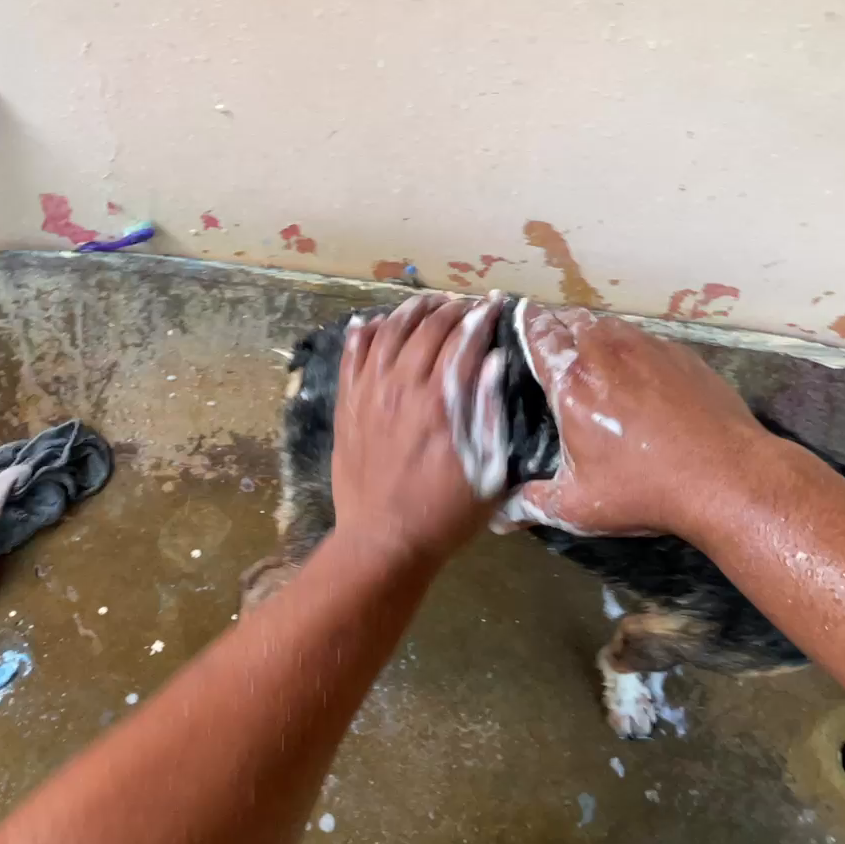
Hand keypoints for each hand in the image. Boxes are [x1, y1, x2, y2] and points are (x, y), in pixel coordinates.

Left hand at [332, 292, 509, 561]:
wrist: (383, 541)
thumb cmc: (444, 513)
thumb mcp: (487, 470)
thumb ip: (489, 412)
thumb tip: (493, 361)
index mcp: (443, 401)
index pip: (465, 340)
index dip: (483, 316)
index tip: (496, 303)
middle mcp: (403, 386)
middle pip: (428, 329)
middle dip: (452, 309)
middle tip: (466, 304)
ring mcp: (370, 394)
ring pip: (387, 334)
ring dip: (409, 312)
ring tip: (427, 302)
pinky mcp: (347, 406)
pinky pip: (351, 358)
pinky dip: (360, 334)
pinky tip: (369, 321)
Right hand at [495, 299, 771, 536]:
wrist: (727, 477)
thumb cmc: (645, 489)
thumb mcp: (579, 505)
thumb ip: (532, 503)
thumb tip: (500, 514)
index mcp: (572, 382)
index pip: (538, 333)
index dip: (523, 322)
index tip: (516, 318)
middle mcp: (606, 352)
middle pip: (570, 319)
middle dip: (554, 325)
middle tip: (546, 341)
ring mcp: (647, 348)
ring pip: (607, 323)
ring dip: (590, 331)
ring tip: (586, 352)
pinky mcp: (680, 354)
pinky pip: (642, 337)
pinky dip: (627, 345)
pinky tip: (633, 370)